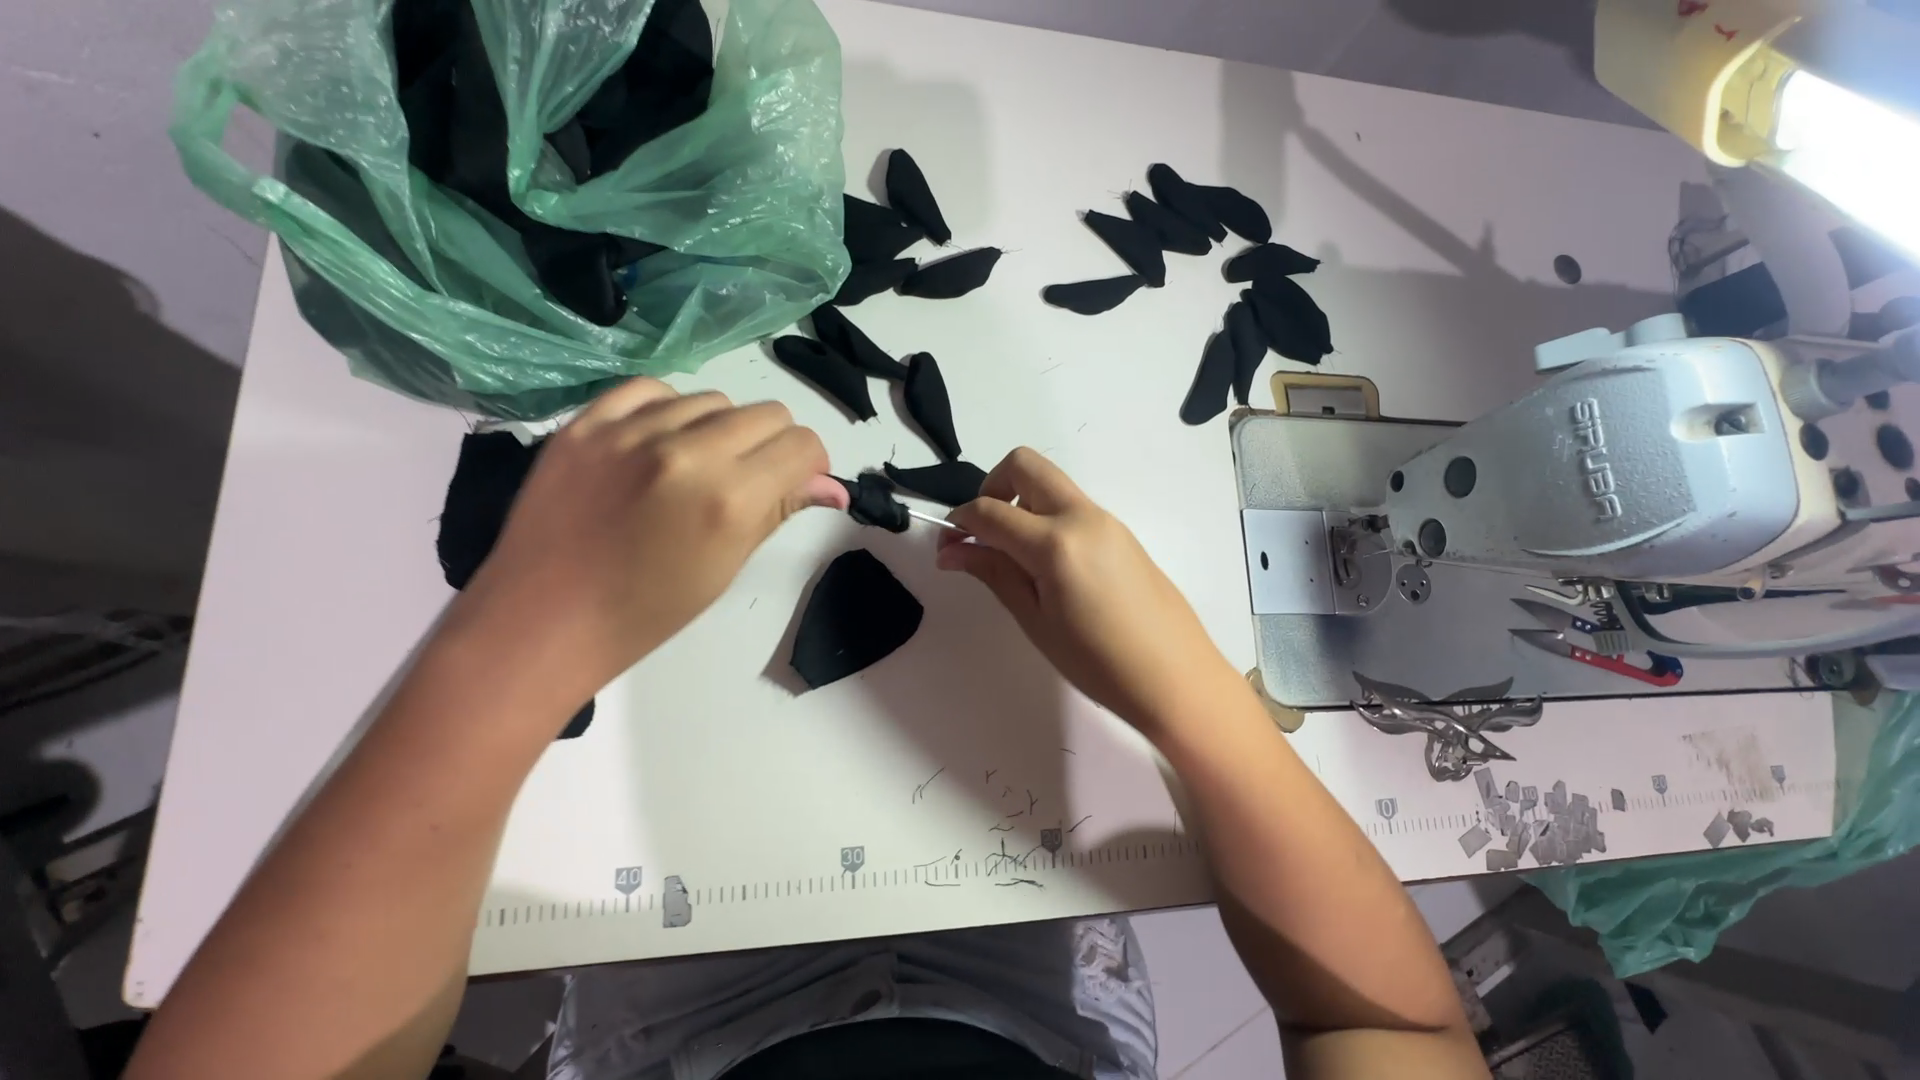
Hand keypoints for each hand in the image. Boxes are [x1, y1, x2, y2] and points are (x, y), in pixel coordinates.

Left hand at [452, 378, 848, 701]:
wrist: (544, 619)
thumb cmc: (646, 611)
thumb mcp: (725, 566)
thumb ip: (778, 511)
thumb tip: (833, 487)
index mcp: (729, 499)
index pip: (802, 446)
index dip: (810, 465)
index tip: (795, 482)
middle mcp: (687, 452)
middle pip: (767, 413)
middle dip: (773, 444)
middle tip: (749, 478)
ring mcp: (631, 431)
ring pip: (712, 398)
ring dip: (720, 428)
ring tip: (695, 465)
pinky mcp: (586, 423)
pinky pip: (650, 389)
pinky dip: (668, 409)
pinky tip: (660, 439)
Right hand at [937, 448, 1237, 729]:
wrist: (1176, 677)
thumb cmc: (1098, 662)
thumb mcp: (1036, 621)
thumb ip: (994, 573)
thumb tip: (953, 549)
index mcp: (1055, 542)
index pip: (990, 511)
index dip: (958, 523)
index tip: (945, 547)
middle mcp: (1081, 516)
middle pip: (1024, 465)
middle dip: (991, 487)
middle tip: (981, 533)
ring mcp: (1106, 521)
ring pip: (1050, 484)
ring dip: (1020, 502)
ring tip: (1010, 557)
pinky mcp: (1120, 533)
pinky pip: (1071, 507)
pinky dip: (1045, 517)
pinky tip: (1044, 566)